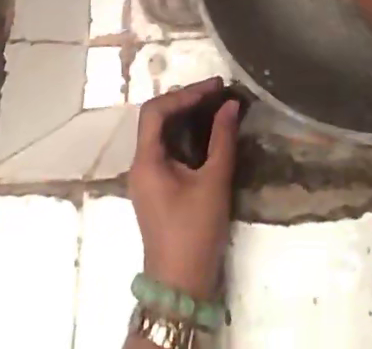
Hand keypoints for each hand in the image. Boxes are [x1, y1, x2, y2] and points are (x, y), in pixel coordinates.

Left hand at [129, 78, 241, 298]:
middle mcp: (141, 164)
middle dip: (186, 100)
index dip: (184, 94)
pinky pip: (168, 148)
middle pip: (156, 118)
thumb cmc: (195, 231)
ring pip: (162, 132)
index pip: (155, 111)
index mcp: (146, 161)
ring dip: (187, 115)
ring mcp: (148, 177)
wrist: (181, 285)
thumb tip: (230, 104)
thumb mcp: (214, 182)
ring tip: (217, 105)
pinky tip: (209, 131)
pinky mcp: (158, 187)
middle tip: (217, 92)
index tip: (214, 87)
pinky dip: (187, 133)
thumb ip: (222, 139)